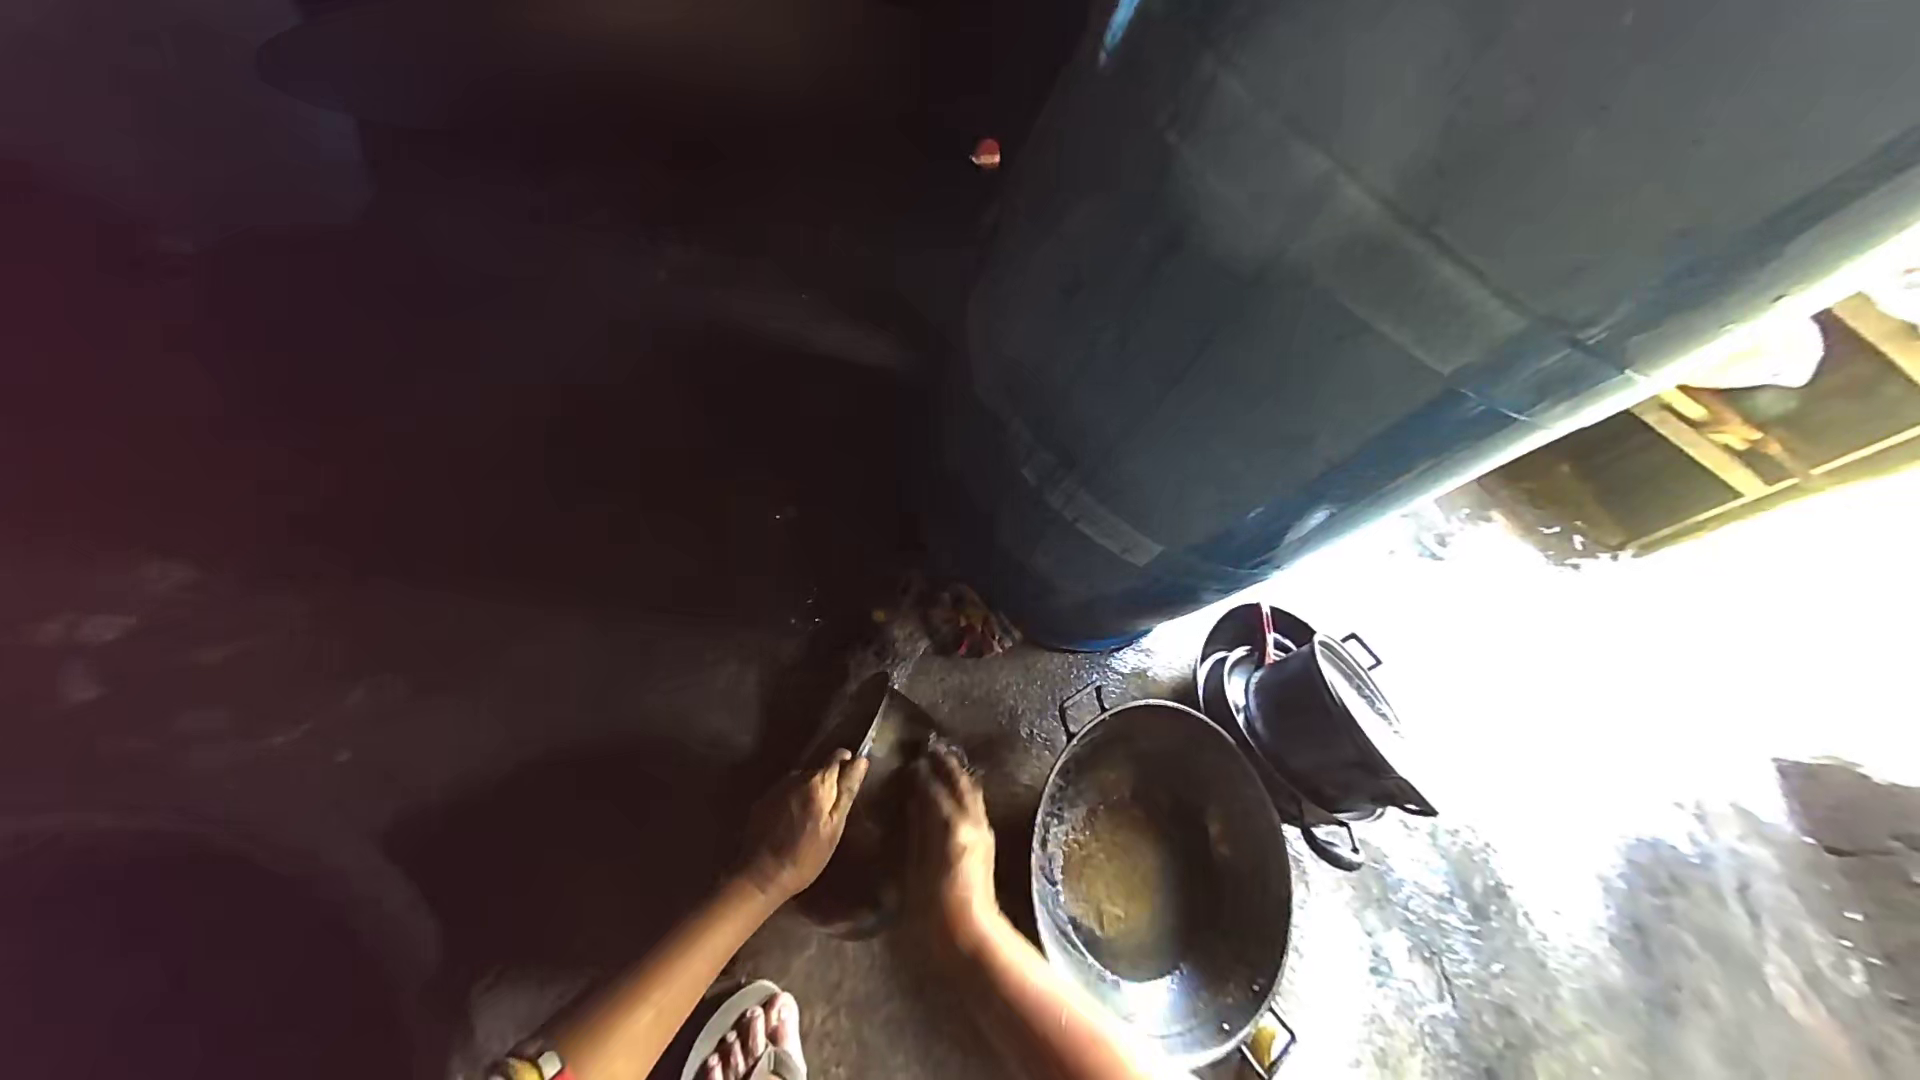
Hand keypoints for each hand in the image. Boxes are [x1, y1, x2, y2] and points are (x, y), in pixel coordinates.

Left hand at [739, 749, 869, 901]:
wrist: (759, 876)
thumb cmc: (805, 856)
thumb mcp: (834, 827)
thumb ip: (847, 790)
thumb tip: (861, 760)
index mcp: (818, 782)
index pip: (838, 755)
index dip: (847, 766)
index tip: (849, 785)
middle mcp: (796, 776)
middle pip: (819, 769)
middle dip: (827, 785)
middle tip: (829, 815)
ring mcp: (777, 787)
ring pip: (802, 781)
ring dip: (809, 793)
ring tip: (809, 822)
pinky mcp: (763, 800)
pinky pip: (786, 792)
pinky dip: (792, 802)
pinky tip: (790, 825)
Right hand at [909, 742, 999, 948]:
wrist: (969, 933)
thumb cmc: (934, 905)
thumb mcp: (916, 863)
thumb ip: (917, 825)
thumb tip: (914, 796)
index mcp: (951, 825)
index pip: (935, 787)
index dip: (922, 772)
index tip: (912, 761)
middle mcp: (971, 821)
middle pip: (959, 782)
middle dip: (946, 764)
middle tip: (931, 749)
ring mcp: (982, 829)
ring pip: (971, 790)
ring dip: (958, 774)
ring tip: (944, 762)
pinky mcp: (987, 839)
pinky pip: (976, 803)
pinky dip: (965, 790)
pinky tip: (956, 790)